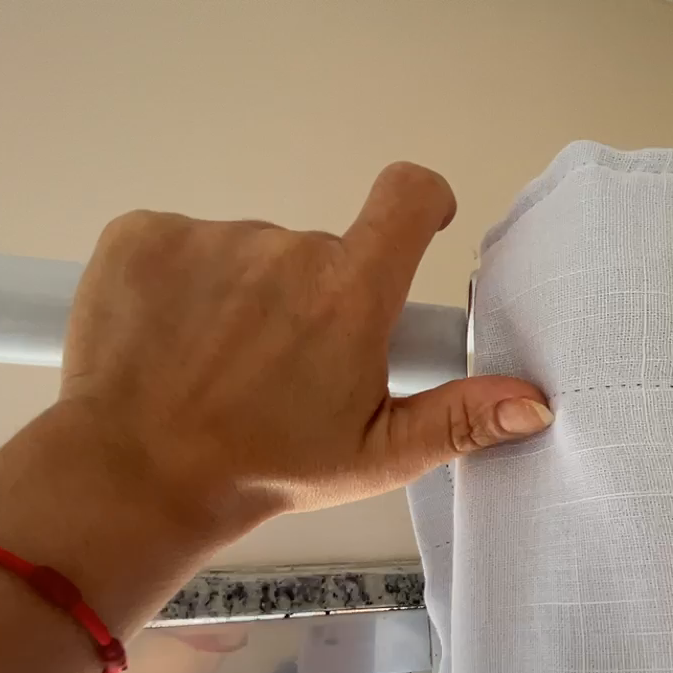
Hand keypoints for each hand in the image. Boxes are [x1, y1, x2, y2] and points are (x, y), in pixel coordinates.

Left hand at [53, 161, 551, 544]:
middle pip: (328, 251)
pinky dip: (195, 284)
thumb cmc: (268, 468)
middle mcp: (282, 250)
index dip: (423, 202)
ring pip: (258, 252)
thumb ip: (462, 419)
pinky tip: (184, 340)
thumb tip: (534, 402)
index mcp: (347, 297)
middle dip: (325, 299)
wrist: (138, 474)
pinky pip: (191, 244)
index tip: (424, 222)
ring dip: (259, 296)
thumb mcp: (381, 454)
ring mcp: (207, 237)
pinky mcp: (143, 235)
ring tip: (233, 364)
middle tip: (297, 370)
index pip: (406, 197)